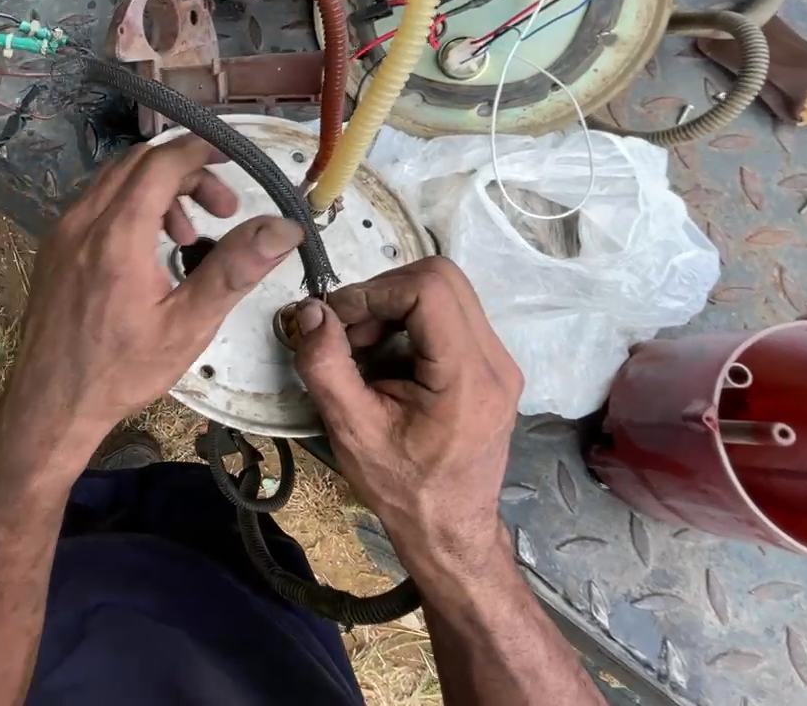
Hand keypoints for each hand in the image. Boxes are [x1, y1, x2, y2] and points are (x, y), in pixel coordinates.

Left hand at [3, 135, 304, 456]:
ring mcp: (61, 232)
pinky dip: (129, 207)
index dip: (199, 150)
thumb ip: (233, 269)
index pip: (160, 163)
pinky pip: (95, 204)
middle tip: (222, 209)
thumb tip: (282, 227)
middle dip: (185, 172)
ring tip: (190, 237)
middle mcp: (82, 221)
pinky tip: (150, 251)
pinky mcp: (53, 247)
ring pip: (113, 181)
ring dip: (157, 191)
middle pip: (137, 164)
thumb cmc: (121, 370)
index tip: (233, 158)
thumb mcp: (187, 326)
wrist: (49, 402)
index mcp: (116, 235)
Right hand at [286, 257, 521, 576]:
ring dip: (390, 304)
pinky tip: (382, 355)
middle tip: (348, 332)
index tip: (338, 323)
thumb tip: (310, 309)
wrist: (449, 529)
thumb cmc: (401, 486)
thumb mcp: (349, 428)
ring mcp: (497, 360)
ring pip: (442, 289)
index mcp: (468, 377)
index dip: (373, 292)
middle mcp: (495, 360)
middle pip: (440, 277)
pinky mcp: (488, 364)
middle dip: (380, 292)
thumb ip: (325, 364)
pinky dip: (404, 318)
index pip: (429, 288)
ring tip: (361, 347)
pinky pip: (445, 312)